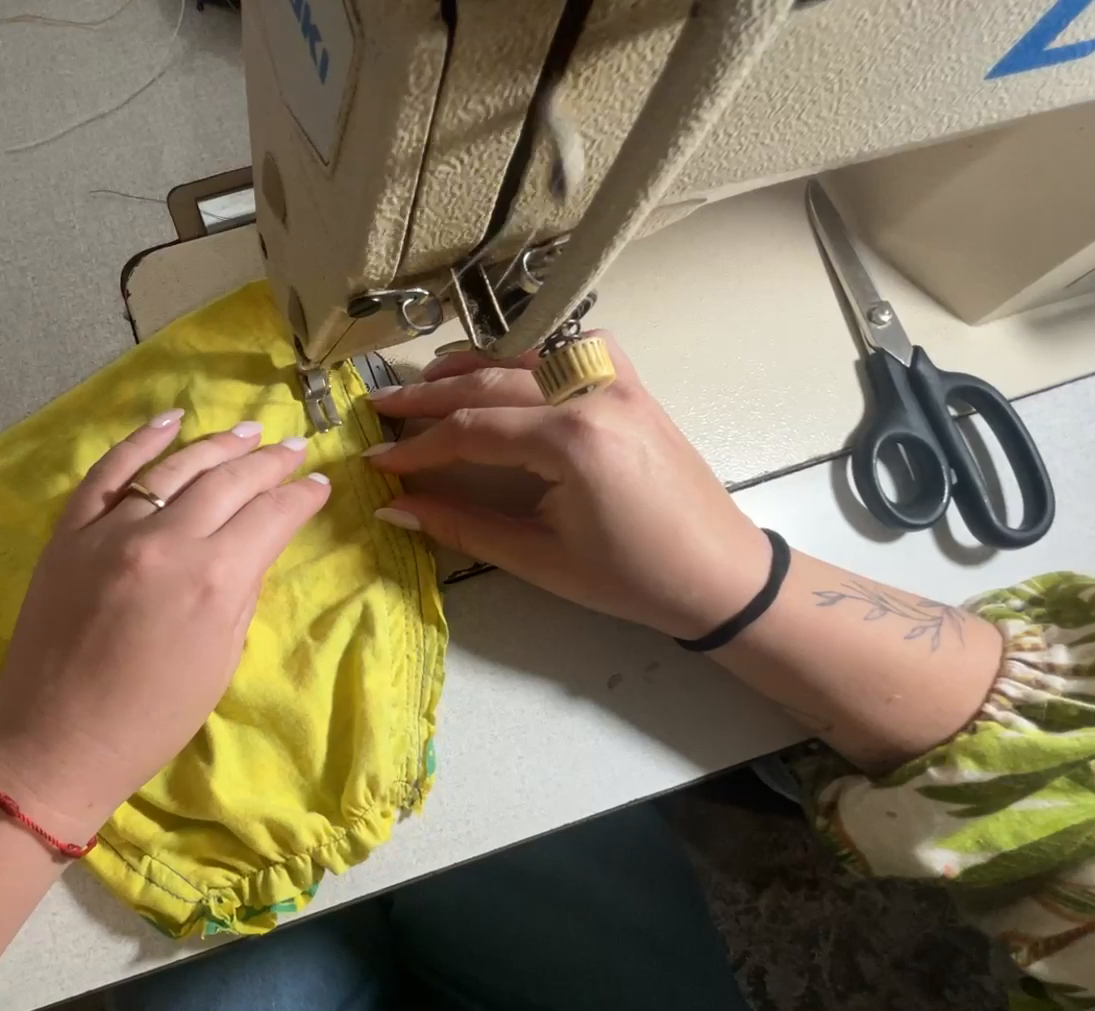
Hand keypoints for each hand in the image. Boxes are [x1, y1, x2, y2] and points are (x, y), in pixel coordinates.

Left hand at [0, 411, 329, 842]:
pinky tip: (171, 420)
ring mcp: (111, 530)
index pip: (271, 516)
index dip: (301, 496)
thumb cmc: (152, 720)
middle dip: (270, 462)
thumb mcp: (221, 662)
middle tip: (293, 448)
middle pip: (229, 481)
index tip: (319, 484)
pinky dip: (141, 441)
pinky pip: (108, 471)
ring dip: (218, 444)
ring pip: (176, 466)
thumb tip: (255, 544)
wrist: (57, 741)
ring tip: (250, 430)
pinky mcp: (70, 531)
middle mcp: (166, 540)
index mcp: (214, 581)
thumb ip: (242, 591)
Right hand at [365, 331, 769, 639]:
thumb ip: (460, 526)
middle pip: (490, 382)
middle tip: (379, 405)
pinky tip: (508, 366)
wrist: (718, 574)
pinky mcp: (632, 384)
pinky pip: (572, 348)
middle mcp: (593, 394)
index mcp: (571, 442)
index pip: (470, 430)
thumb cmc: (629, 578)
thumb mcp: (537, 558)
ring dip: (472, 364)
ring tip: (426, 379)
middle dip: (428, 396)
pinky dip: (530, 350)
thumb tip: (395, 508)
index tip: (377, 461)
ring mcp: (617, 382)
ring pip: (527, 353)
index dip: (417, 447)